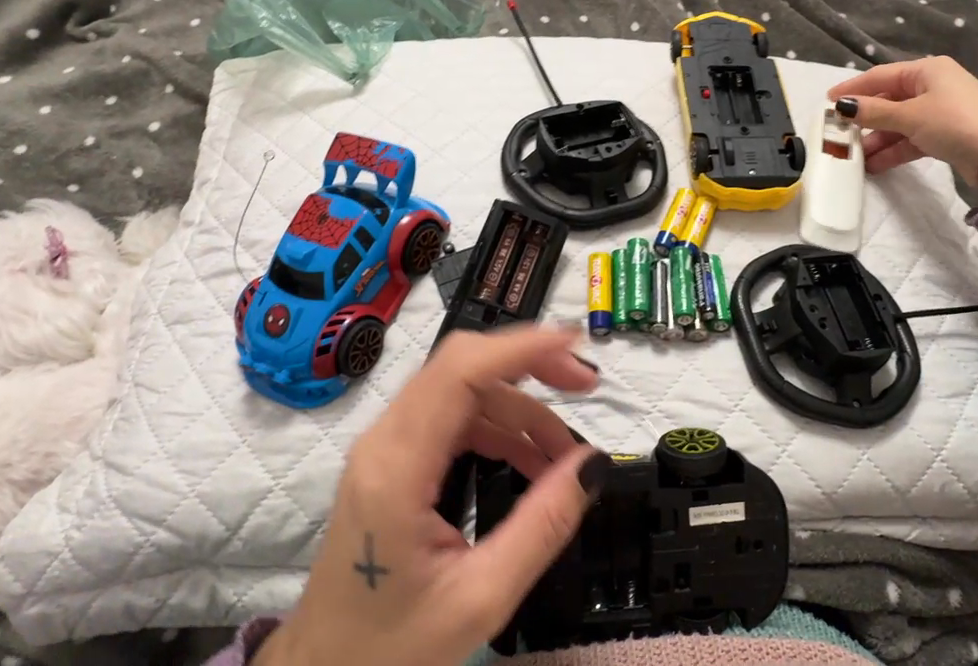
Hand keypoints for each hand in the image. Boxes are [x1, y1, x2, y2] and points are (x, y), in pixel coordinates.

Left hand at [255, 325, 608, 665]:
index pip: (460, 373)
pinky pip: (452, 421)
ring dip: (519, 409)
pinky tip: (529, 466)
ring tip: (563, 456)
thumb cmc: (391, 648)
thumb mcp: (481, 598)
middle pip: (461, 368)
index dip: (520, 346)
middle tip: (586, 387)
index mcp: (397, 468)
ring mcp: (383, 447)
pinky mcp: (391, 461)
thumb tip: (593, 464)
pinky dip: (498, 430)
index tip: (574, 342)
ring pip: (461, 392)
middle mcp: (384, 441)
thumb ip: (542, 525)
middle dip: (530, 367)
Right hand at [826, 56, 977, 191]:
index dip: (853, 88)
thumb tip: (842, 106)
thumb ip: (874, 112)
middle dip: (864, 119)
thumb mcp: (911, 116)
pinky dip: (894, 150)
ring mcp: (941, 112)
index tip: (827, 102)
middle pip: (889, 100)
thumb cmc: (956, 124)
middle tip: (838, 134)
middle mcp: (934, 86)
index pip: (880, 75)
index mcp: (927, 70)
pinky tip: (874, 165)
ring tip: (853, 157)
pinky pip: (912, 139)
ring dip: (877, 139)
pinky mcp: (947, 136)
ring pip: (899, 123)